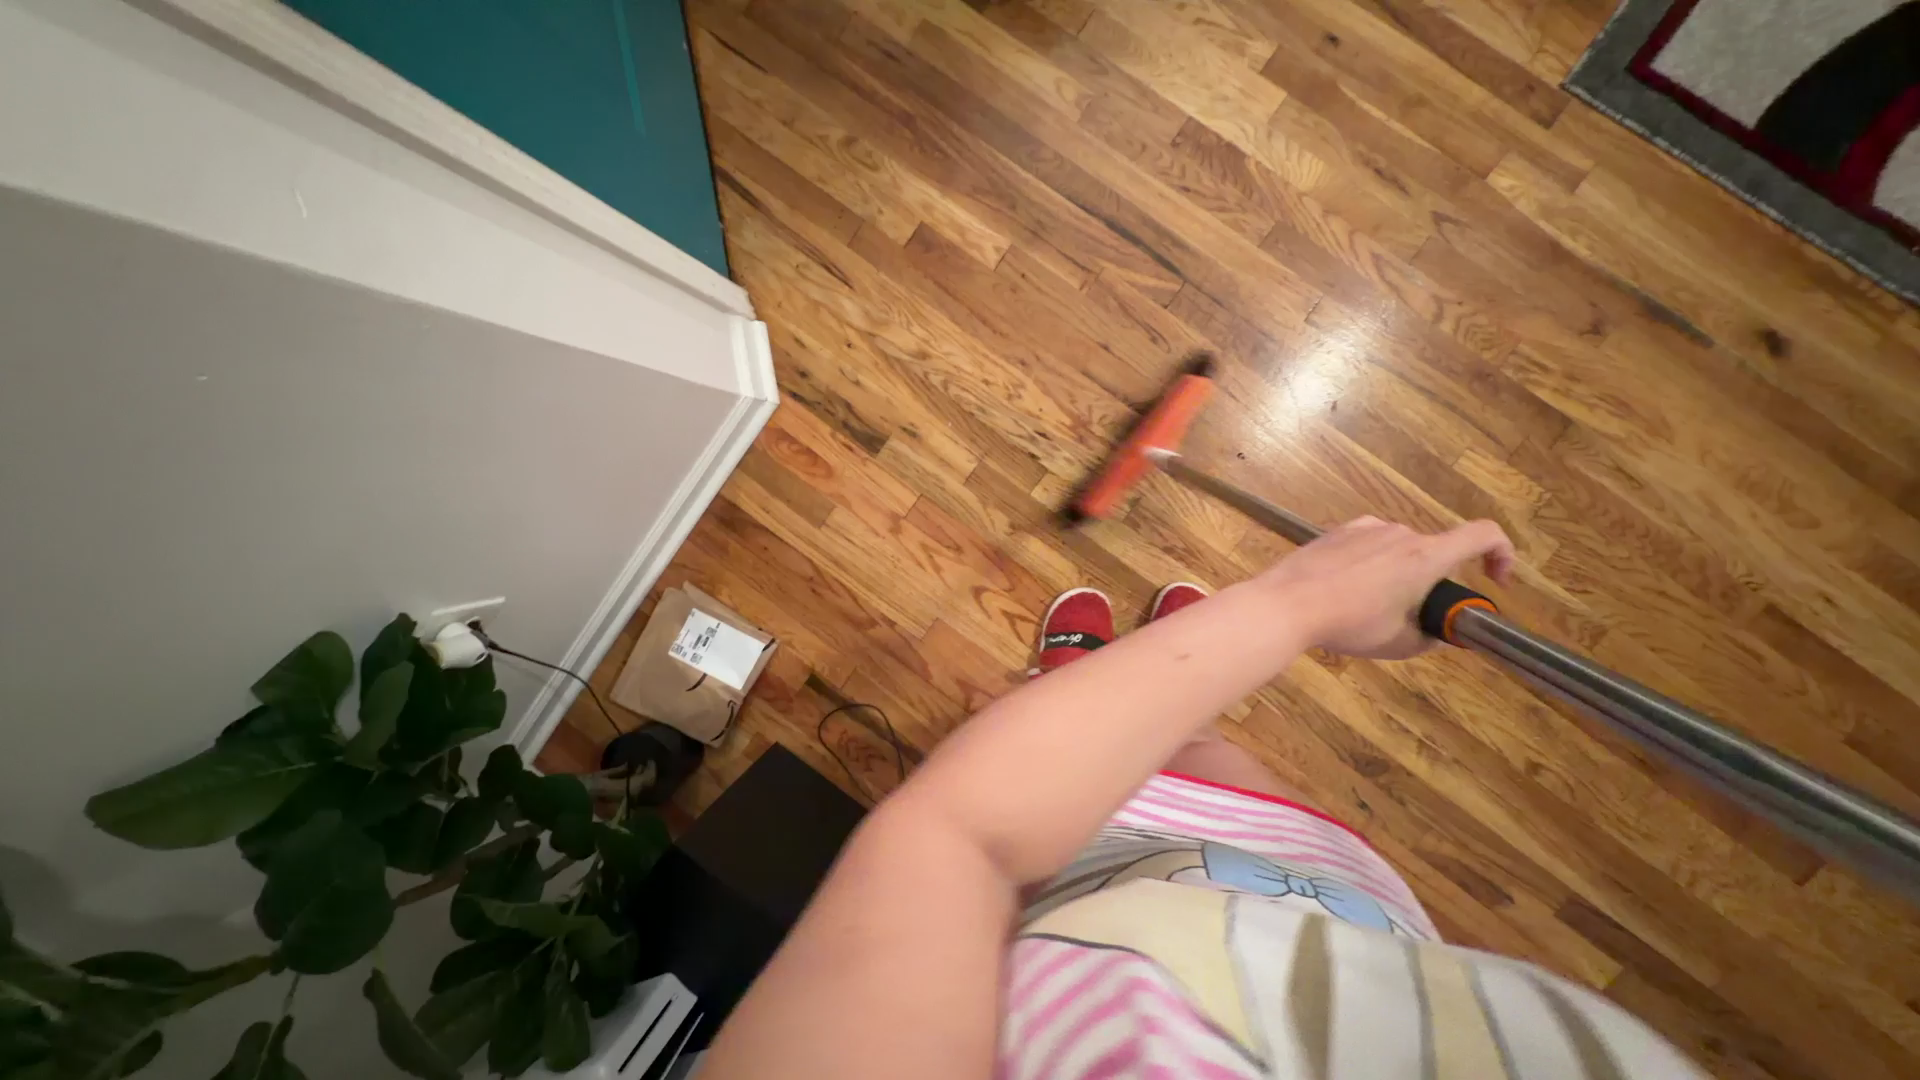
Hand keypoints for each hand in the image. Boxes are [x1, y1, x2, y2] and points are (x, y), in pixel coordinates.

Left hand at [1257, 516, 1515, 658]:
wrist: (1285, 604)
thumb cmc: (1348, 624)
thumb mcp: (1400, 642)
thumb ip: (1431, 636)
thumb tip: (1439, 634)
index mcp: (1424, 555)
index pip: (1484, 534)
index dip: (1502, 554)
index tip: (1494, 581)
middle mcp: (1398, 532)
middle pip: (1432, 551)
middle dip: (1431, 580)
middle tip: (1408, 614)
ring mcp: (1364, 527)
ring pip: (1397, 549)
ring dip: (1397, 573)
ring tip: (1367, 607)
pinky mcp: (1335, 531)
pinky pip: (1367, 545)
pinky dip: (1369, 565)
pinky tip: (1344, 590)